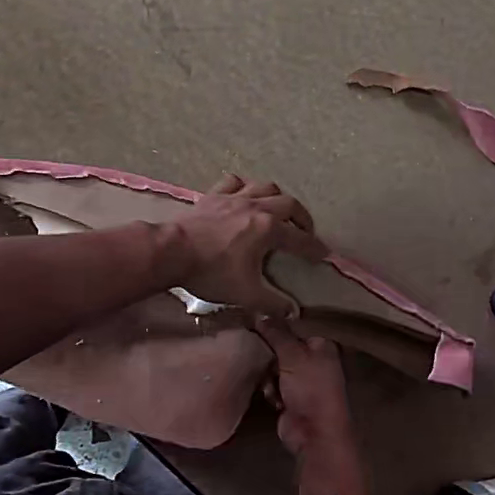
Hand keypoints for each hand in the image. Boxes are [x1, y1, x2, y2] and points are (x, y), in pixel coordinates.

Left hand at [169, 175, 328, 317]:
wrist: (171, 252)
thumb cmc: (212, 273)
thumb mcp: (247, 294)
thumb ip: (273, 304)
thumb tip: (293, 312)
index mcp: (269, 229)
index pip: (300, 239)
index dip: (314, 248)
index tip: (323, 255)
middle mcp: (256, 208)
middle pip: (289, 204)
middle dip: (302, 218)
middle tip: (305, 231)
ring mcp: (234, 198)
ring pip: (265, 187)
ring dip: (277, 198)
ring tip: (278, 211)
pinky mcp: (213, 196)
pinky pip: (234, 182)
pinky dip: (244, 187)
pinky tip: (244, 196)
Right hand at [254, 317, 354, 455]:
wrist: (314, 432)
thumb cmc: (311, 388)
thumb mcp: (294, 355)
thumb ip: (277, 333)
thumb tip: (260, 313)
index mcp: (322, 345)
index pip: (295, 327)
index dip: (276, 325)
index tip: (254, 322)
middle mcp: (314, 360)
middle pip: (283, 347)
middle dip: (270, 353)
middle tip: (254, 350)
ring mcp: (302, 381)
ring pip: (274, 367)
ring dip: (268, 375)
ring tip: (270, 382)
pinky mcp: (290, 398)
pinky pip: (272, 385)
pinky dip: (270, 390)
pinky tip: (272, 398)